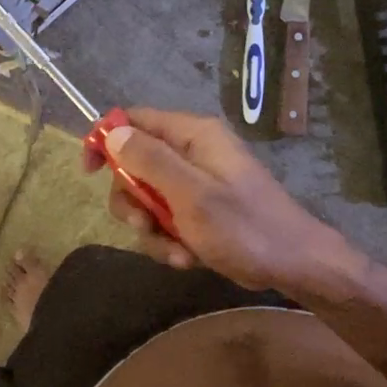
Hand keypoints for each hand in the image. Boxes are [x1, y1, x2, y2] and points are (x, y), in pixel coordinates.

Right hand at [85, 108, 344, 290]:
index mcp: (193, 135)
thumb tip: (113, 132)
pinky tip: (188, 258)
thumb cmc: (246, 227)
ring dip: (152, 229)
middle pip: (135, 164)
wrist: (296, 266)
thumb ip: (150, 161)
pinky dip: (170, 240)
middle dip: (133, 200)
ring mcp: (197, 181)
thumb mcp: (191, 195)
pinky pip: (167, 218)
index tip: (89, 172)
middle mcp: (192, 151)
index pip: (134, 120)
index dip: (106, 139)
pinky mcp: (202, 208)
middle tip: (144, 224)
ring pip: (147, 197)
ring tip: (177, 252)